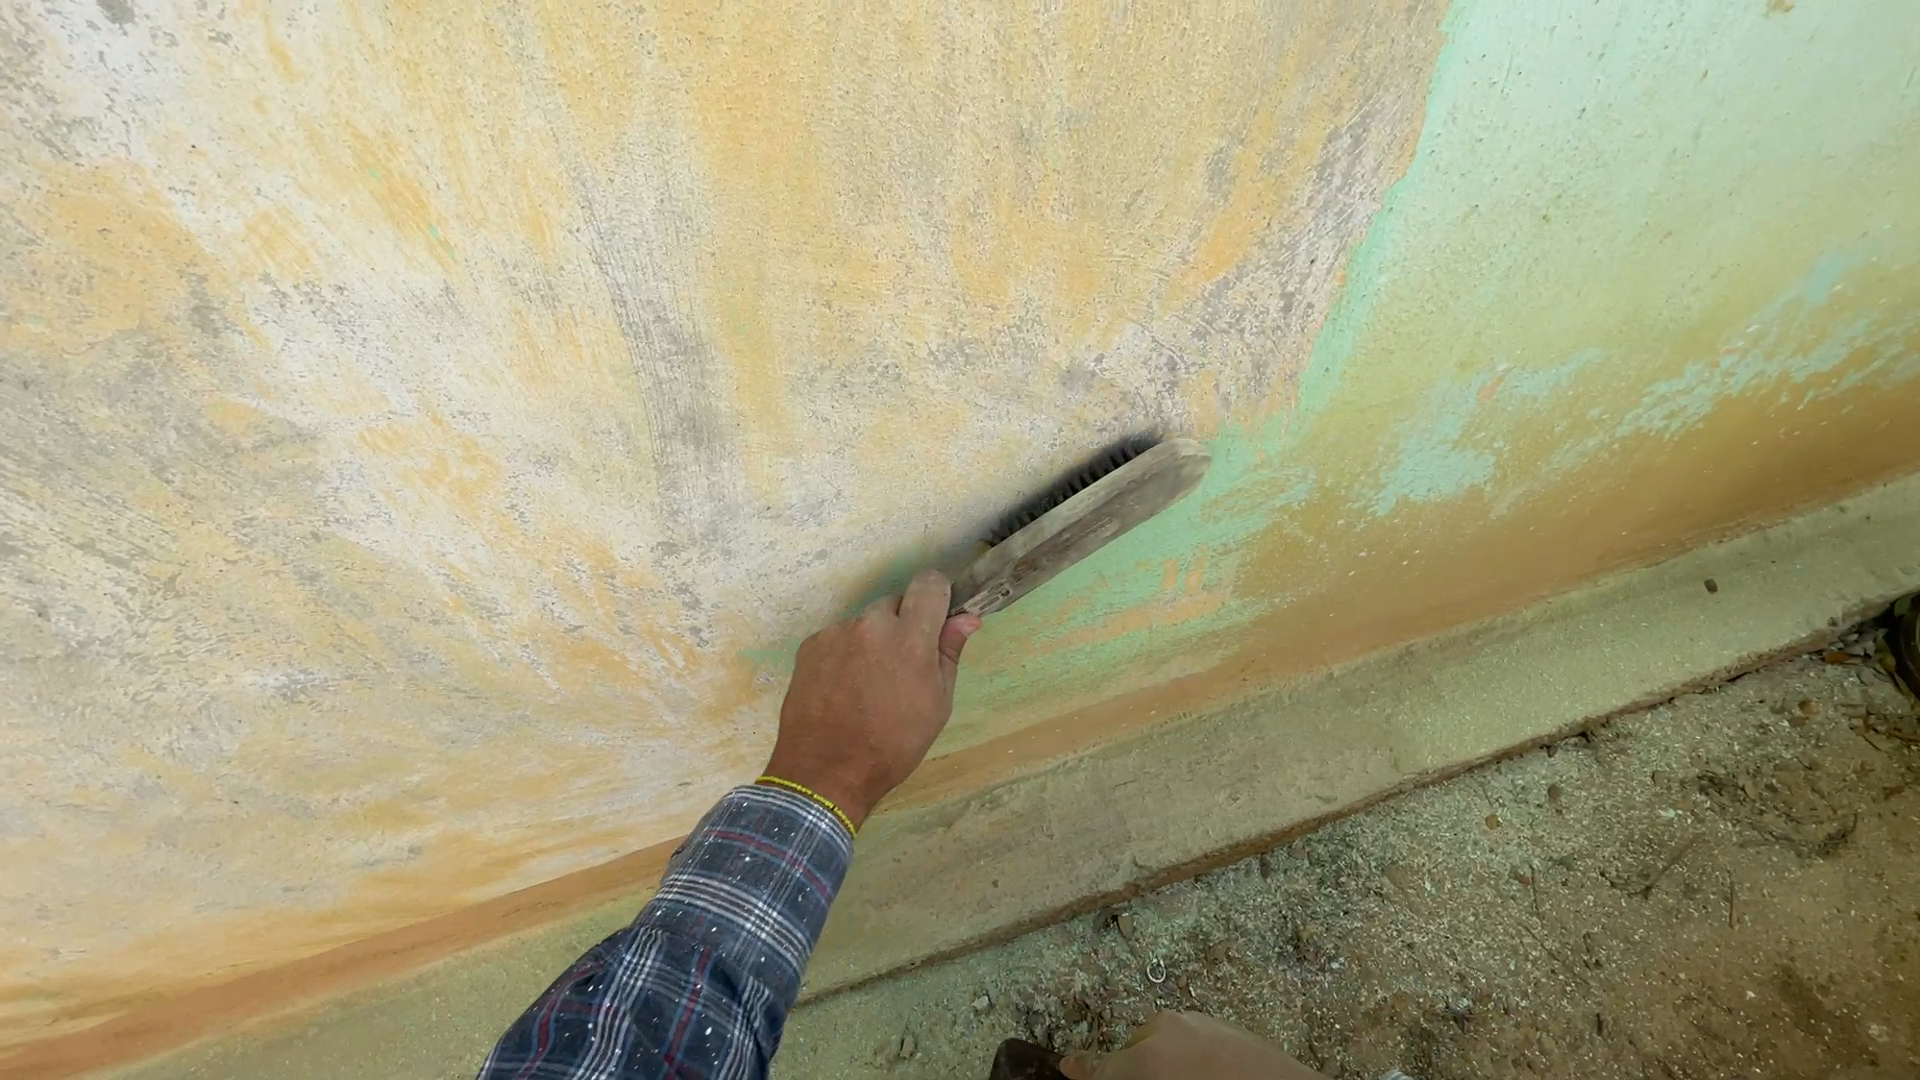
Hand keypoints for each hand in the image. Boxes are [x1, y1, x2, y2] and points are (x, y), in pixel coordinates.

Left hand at [763, 569, 981, 827]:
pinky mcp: (810, 645)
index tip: (936, 618)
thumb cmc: (893, 745)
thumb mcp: (937, 704)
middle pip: (895, 602)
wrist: (825, 773)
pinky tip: (843, 688)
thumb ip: (949, 653)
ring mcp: (837, 632)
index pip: (929, 584)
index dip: (936, 597)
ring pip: (865, 622)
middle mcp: (872, 624)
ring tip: (868, 683)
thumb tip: (966, 618)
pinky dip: (845, 653)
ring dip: (873, 639)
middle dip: (903, 624)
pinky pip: (838, 637)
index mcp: (910, 638)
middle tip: (902, 665)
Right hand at [1059, 1012, 1326, 1079]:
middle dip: (1132, 1068)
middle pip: (1132, 1050)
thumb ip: (1122, 1072)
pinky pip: (1191, 1037)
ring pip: (1163, 1042)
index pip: (1102, 1066)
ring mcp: (1195, 1022)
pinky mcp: (1222, 1022)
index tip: (1066, 1065)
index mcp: (1147, 1058)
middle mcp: (1164, 1030)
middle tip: (1141, 1078)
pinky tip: (1207, 1075)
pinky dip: (1189, 1054)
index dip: (1082, 1068)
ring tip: (1184, 1076)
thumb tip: (1090, 1066)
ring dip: (1163, 1061)